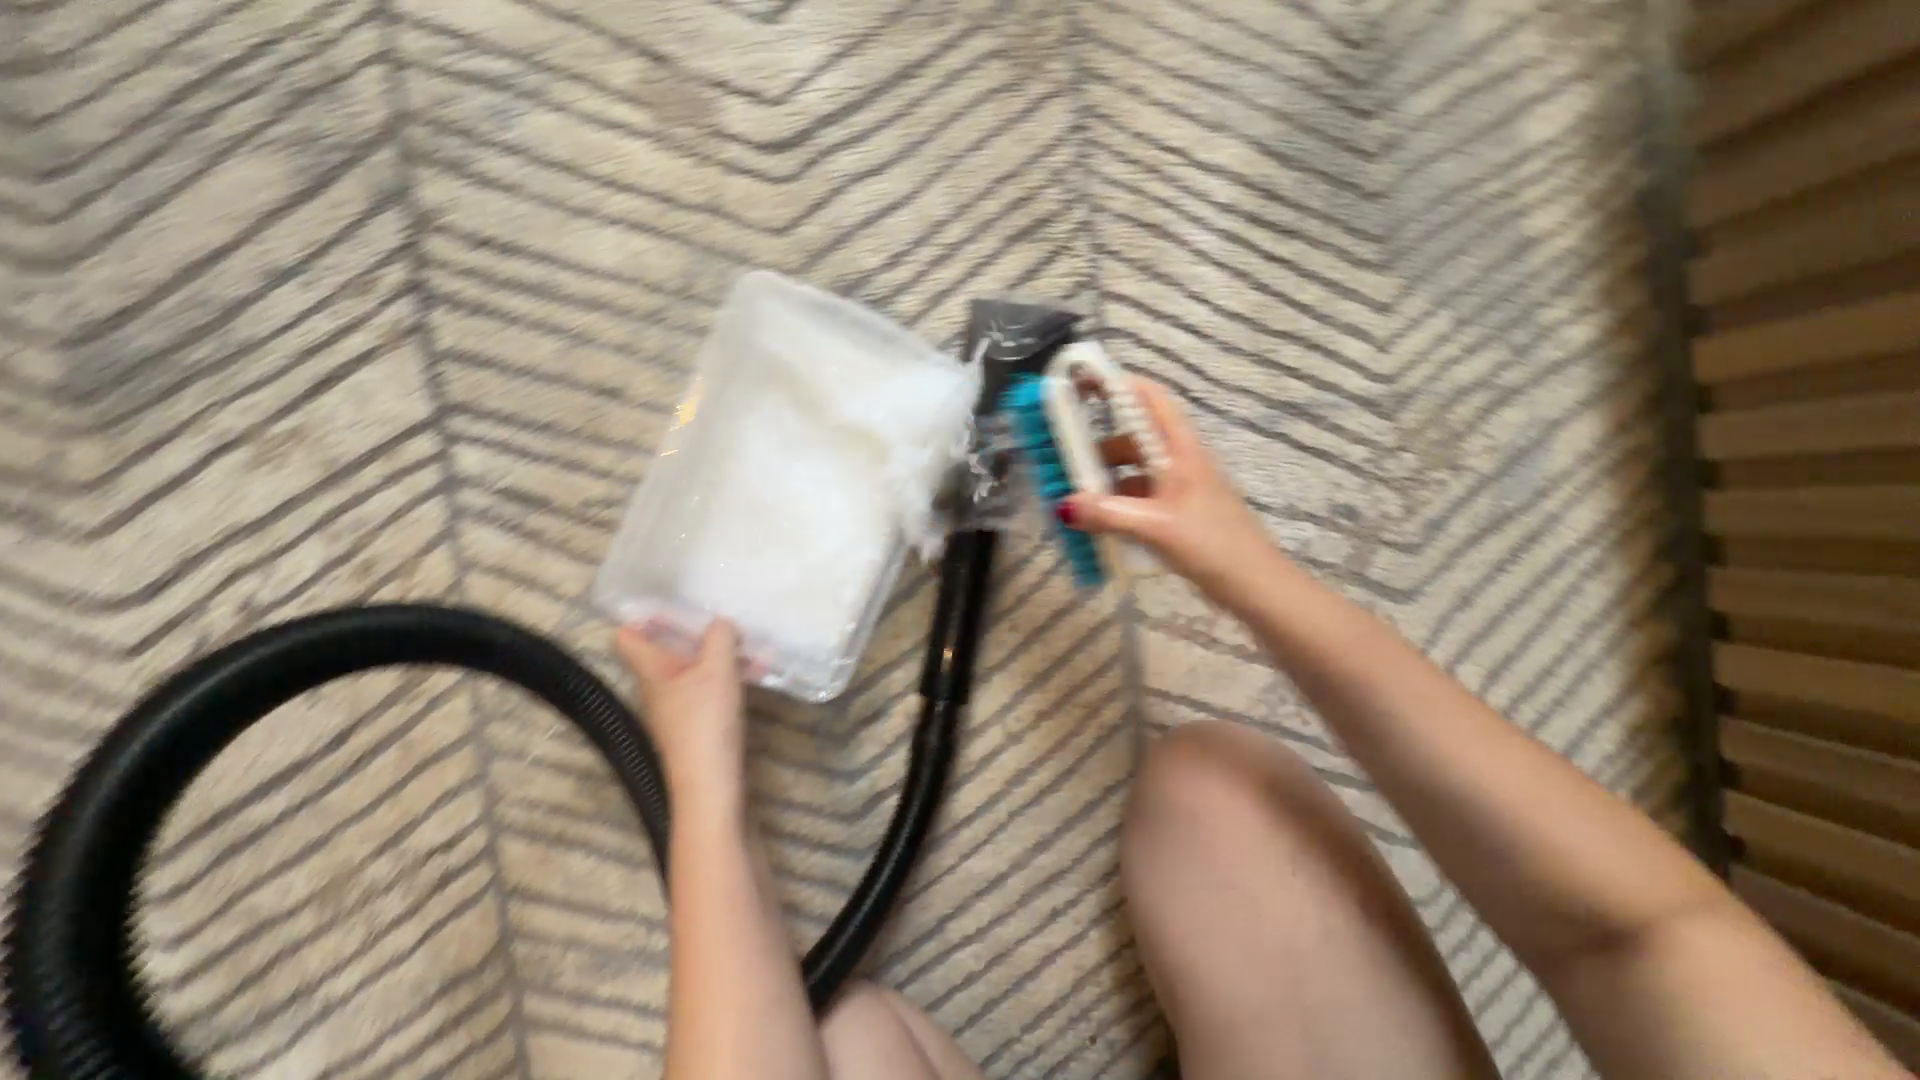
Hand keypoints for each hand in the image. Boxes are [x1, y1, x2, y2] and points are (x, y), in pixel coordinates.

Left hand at [617, 619, 746, 804]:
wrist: (710, 786)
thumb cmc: (705, 721)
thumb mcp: (717, 669)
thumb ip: (719, 638)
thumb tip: (721, 623)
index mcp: (652, 670)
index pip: (628, 636)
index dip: (643, 615)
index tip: (671, 599)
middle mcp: (658, 689)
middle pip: (667, 650)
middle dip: (695, 632)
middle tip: (723, 616)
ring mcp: (677, 710)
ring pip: (694, 670)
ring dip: (720, 655)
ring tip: (754, 644)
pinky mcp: (697, 727)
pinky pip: (710, 690)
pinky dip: (730, 678)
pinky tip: (759, 674)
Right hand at [1060, 378, 1281, 604]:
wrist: (1254, 582)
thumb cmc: (1210, 544)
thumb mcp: (1155, 527)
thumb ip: (1108, 515)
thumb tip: (1064, 506)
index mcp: (1180, 450)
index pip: (1150, 399)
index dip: (1118, 385)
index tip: (1082, 384)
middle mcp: (1180, 461)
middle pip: (1135, 436)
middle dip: (1099, 444)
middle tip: (1065, 456)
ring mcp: (1180, 487)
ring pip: (1135, 469)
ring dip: (1106, 478)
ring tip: (1075, 495)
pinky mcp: (1178, 511)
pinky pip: (1140, 496)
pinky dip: (1118, 502)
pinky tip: (1099, 522)